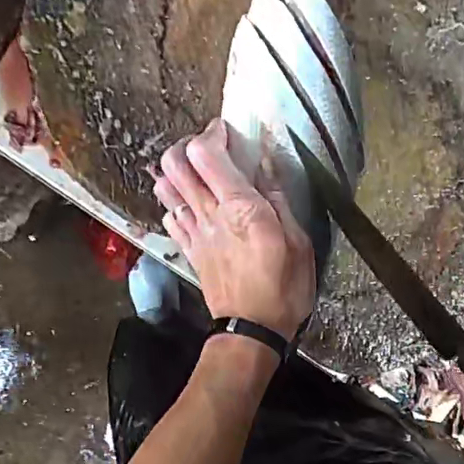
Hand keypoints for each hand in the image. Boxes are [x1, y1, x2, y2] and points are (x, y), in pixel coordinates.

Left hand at [153, 121, 316, 337]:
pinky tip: (192, 206)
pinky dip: (175, 202)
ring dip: (176, 172)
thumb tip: (266, 164)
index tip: (229, 132)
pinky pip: (170, 216)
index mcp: (240, 208)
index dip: (212, 134)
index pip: (206, 154)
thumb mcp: (298, 243)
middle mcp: (210, 215)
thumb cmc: (283, 289)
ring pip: (165, 187)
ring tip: (198, 173)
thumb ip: (279, 199)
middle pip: (174, 163)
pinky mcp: (189, 251)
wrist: (251, 331)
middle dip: (188, 145)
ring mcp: (194, 233)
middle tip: (211, 148)